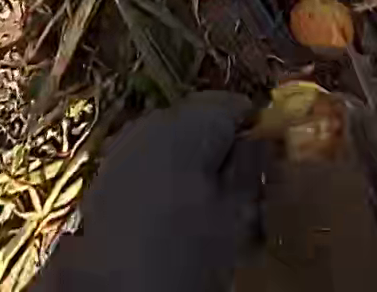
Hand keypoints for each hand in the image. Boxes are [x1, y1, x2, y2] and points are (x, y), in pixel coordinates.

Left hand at [31, 92, 261, 291]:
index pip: (236, 104)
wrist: (108, 290)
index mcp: (189, 121)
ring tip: (212, 209)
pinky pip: (153, 157)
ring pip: (178, 138)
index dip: (258, 131)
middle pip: (206, 119)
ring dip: (198, 163)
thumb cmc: (180, 253)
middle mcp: (156, 118)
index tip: (269, 166)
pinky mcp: (110, 168)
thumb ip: (253, 169)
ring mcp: (128, 140)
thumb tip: (265, 139)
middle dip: (227, 149)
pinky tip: (176, 213)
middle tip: (245, 196)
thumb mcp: (234, 217)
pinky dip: (170, 175)